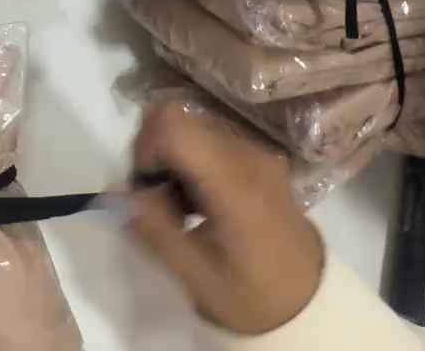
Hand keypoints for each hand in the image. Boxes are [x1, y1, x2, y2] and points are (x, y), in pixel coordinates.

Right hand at [120, 104, 323, 335]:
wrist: (315, 307)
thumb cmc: (254, 294)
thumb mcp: (197, 276)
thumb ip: (152, 229)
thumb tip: (109, 192)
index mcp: (233, 181)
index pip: (171, 124)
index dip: (145, 147)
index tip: (147, 188)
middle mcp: (246, 153)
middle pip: (175, 118)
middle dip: (152, 151)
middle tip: (159, 196)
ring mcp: (255, 151)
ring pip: (188, 124)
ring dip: (169, 155)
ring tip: (179, 202)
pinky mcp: (258, 156)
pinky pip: (207, 136)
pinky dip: (188, 157)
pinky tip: (198, 198)